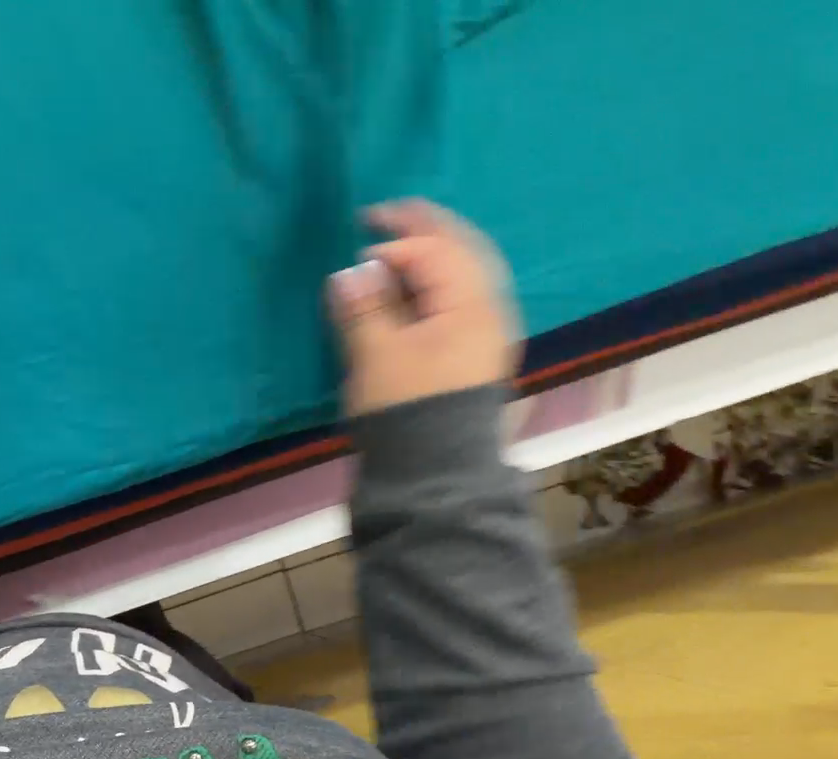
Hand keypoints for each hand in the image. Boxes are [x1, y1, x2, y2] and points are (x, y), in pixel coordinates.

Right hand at [327, 198, 522, 416]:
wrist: (432, 466)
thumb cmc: (404, 406)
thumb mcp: (376, 355)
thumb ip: (364, 307)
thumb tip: (350, 269)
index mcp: (470, 304)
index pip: (433, 253)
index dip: (394, 243)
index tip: (356, 236)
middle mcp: (487, 309)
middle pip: (461, 251)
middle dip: (422, 230)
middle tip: (385, 213)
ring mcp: (483, 330)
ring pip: (461, 273)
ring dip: (429, 252)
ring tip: (397, 244)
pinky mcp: (469, 351)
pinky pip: (455, 296)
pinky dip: (432, 279)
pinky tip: (412, 284)